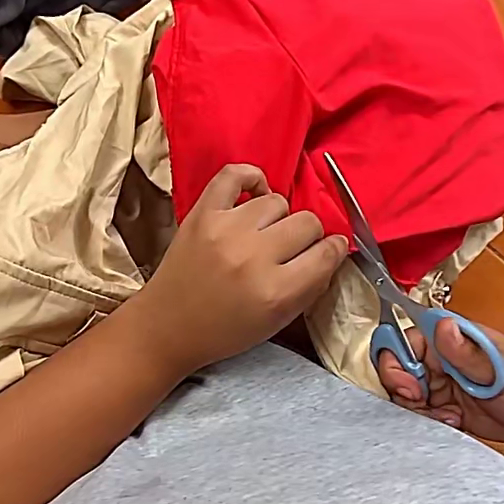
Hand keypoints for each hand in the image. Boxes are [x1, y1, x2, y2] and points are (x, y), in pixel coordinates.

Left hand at [124, 165, 347, 375]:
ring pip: (277, 201)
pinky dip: (252, 179)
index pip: (326, 254)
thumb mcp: (278, 321)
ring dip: (278, 218)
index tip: (331, 249)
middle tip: (292, 248)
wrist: (168, 326)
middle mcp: (253, 257)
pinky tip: (254, 196)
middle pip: (307, 223)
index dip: (335, 250)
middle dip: (308, 236)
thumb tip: (331, 252)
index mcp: (275, 292)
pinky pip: (237, 174)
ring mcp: (226, 230)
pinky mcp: (202, 213)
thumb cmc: (226, 330)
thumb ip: (310, 287)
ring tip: (265, 233)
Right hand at [377, 318, 503, 445]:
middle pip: (400, 366)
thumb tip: (444, 327)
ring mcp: (443, 382)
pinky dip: (429, 421)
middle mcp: (444, 357)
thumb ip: (469, 353)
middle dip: (404, 388)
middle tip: (421, 401)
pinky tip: (452, 422)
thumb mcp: (503, 370)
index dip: (399, 359)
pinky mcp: (444, 406)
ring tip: (448, 415)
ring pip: (406, 392)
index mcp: (456, 337)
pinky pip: (419, 413)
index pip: (409, 338)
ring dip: (418, 408)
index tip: (410, 383)